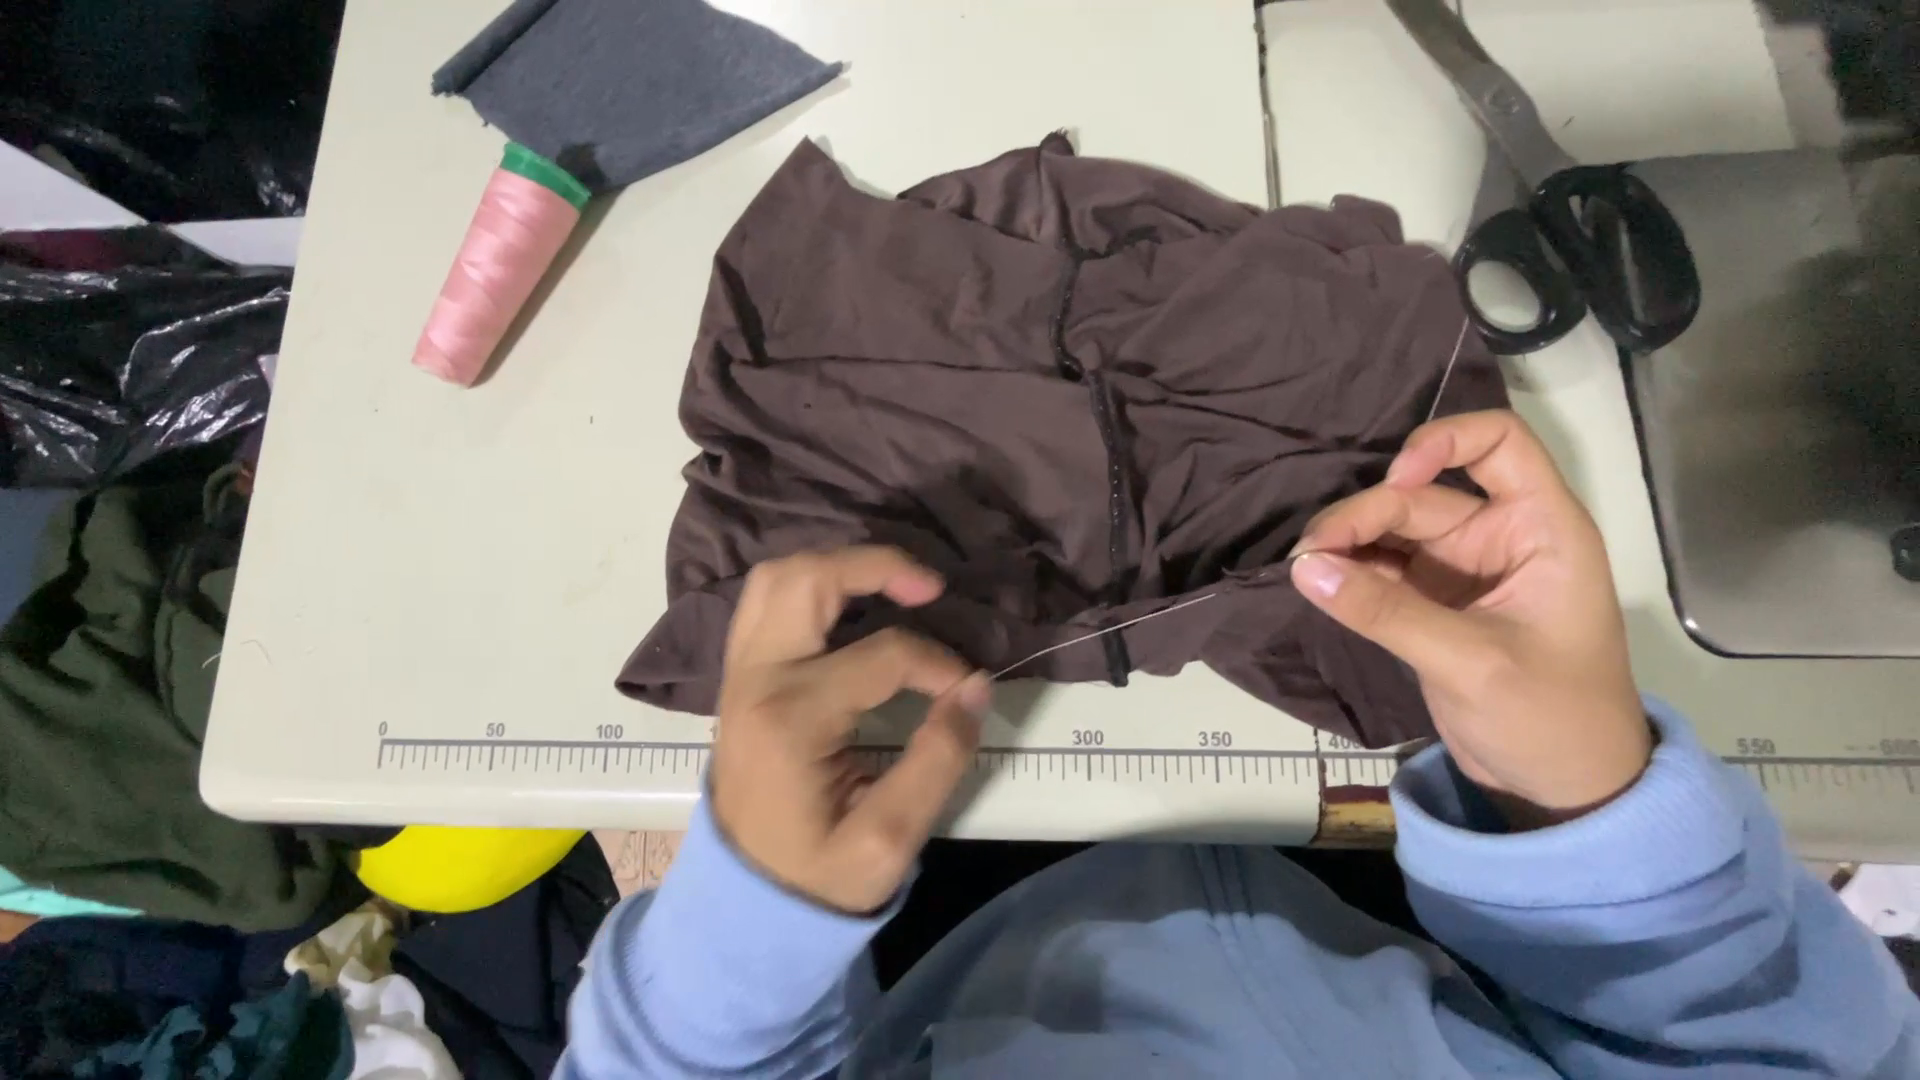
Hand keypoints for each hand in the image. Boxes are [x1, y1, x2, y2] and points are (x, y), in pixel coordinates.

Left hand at [711, 547, 991, 912]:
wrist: (745, 902)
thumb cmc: (817, 876)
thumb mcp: (890, 840)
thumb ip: (938, 758)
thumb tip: (975, 686)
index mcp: (792, 718)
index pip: (882, 654)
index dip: (938, 662)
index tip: (967, 689)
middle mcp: (756, 679)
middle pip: (808, 580)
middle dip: (877, 567)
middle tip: (930, 586)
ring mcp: (739, 672)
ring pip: (777, 578)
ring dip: (837, 567)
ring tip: (892, 585)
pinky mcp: (739, 676)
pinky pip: (766, 601)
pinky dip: (811, 586)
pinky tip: (849, 605)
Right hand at [1288, 410, 1650, 828]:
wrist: (1561, 788)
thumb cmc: (1550, 718)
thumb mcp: (1470, 662)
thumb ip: (1384, 611)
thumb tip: (1303, 567)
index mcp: (1539, 530)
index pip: (1499, 444)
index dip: (1443, 441)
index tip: (1394, 478)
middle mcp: (1496, 537)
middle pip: (1417, 495)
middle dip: (1361, 516)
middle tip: (1308, 555)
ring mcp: (1457, 570)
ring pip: (1389, 531)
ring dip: (1345, 543)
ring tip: (1304, 569)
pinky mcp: (1428, 602)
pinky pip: (1378, 570)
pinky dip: (1346, 573)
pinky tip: (1317, 584)